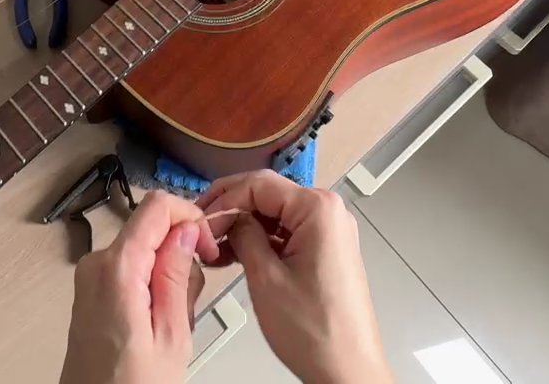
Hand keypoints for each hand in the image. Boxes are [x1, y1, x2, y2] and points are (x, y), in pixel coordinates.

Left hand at [60, 190, 221, 383]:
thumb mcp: (171, 337)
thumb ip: (178, 276)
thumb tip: (186, 230)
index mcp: (117, 269)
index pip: (156, 206)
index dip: (189, 215)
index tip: (207, 243)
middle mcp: (97, 263)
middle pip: (151, 226)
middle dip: (180, 252)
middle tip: (193, 298)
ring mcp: (90, 275)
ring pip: (144, 247)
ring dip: (167, 272)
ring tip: (173, 320)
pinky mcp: (90, 288)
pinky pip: (130, 266)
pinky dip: (150, 282)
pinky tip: (157, 320)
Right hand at [198, 171, 389, 383]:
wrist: (349, 376)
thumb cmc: (312, 330)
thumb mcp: (265, 278)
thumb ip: (242, 234)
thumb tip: (226, 216)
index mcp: (318, 208)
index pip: (258, 184)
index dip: (223, 199)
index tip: (198, 219)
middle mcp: (328, 210)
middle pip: (267, 195)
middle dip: (231, 211)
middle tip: (201, 230)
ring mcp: (329, 230)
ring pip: (274, 214)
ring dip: (243, 228)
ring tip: (212, 248)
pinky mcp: (326, 250)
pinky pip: (286, 233)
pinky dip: (261, 241)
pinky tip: (234, 256)